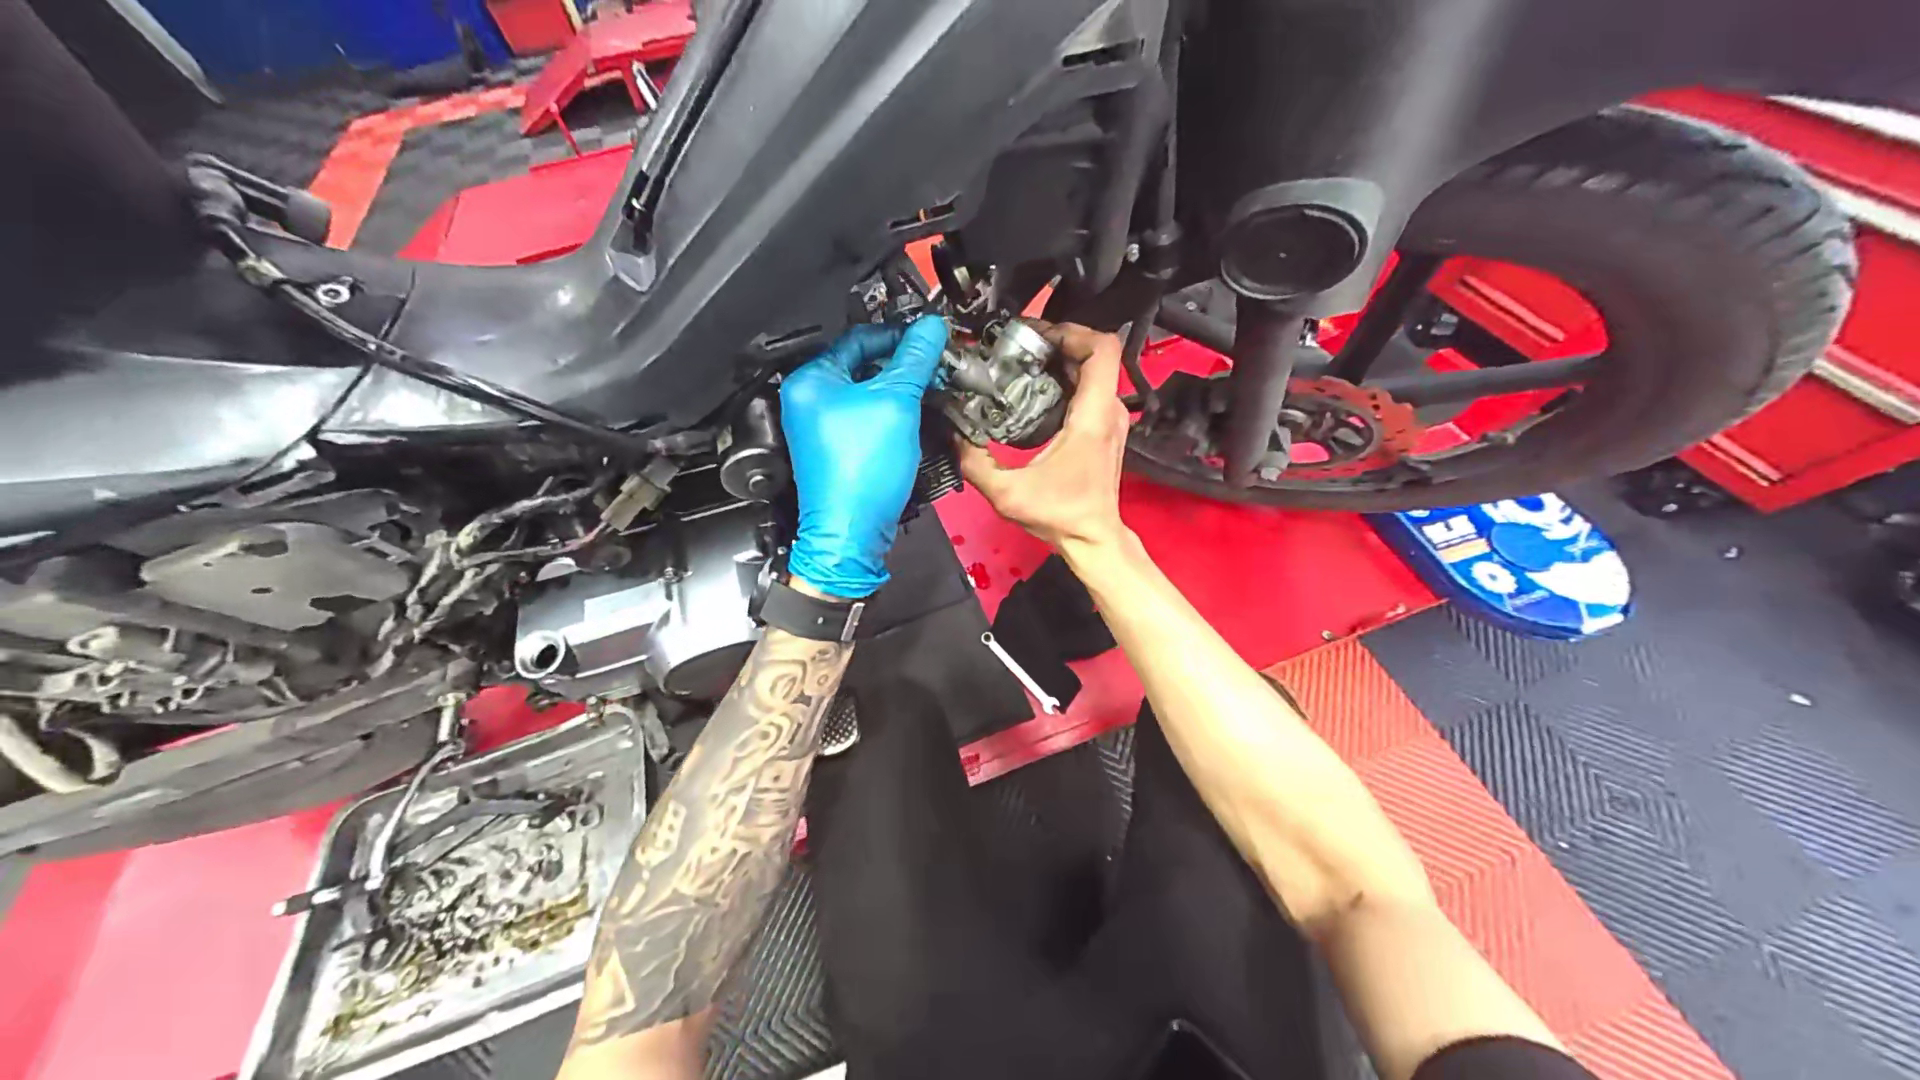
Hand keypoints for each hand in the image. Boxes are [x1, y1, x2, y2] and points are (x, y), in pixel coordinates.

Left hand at [780, 315, 948, 597]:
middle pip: (864, 366)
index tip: (928, 338)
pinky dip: (892, 413)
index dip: (898, 335)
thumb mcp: (896, 403)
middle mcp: (810, 401)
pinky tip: (914, 417)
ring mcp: (824, 427)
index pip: (859, 338)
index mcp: (811, 381)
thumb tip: (930, 327)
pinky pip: (868, 418)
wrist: (851, 533)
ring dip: (900, 390)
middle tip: (934, 366)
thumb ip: (915, 359)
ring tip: (928, 391)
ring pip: (868, 393)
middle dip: (902, 366)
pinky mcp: (839, 449)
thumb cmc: (860, 474)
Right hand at [956, 323, 1132, 555]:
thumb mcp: (1006, 493)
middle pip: (1094, 353)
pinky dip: (1065, 380)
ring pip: (1093, 370)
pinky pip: (1090, 388)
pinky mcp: (1105, 429)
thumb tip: (953, 434)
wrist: (1093, 539)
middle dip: (1057, 342)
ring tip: (1024, 363)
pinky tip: (1035, 390)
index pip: (1101, 348)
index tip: (1036, 336)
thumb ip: (974, 462)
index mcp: (1092, 417)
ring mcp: (1110, 420)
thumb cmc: (1060, 516)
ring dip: (1061, 360)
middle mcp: (1108, 412)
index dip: (1071, 330)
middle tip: (1020, 347)